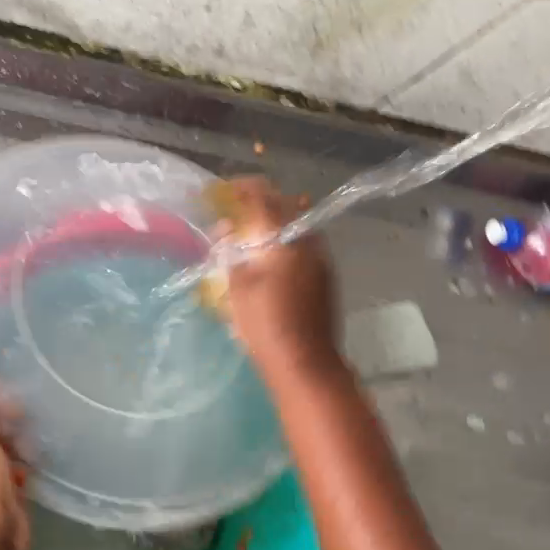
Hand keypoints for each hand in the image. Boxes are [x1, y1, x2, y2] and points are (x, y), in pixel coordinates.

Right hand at [215, 177, 341, 370]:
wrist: (305, 363)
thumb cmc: (264, 324)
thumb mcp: (236, 286)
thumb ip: (231, 252)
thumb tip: (227, 230)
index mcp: (283, 240)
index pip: (263, 197)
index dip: (242, 187)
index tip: (224, 190)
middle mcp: (308, 242)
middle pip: (285, 206)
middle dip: (260, 203)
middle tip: (236, 212)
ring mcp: (321, 259)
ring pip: (297, 225)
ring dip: (274, 222)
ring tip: (250, 234)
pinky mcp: (325, 276)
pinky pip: (304, 244)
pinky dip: (284, 240)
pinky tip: (268, 257)